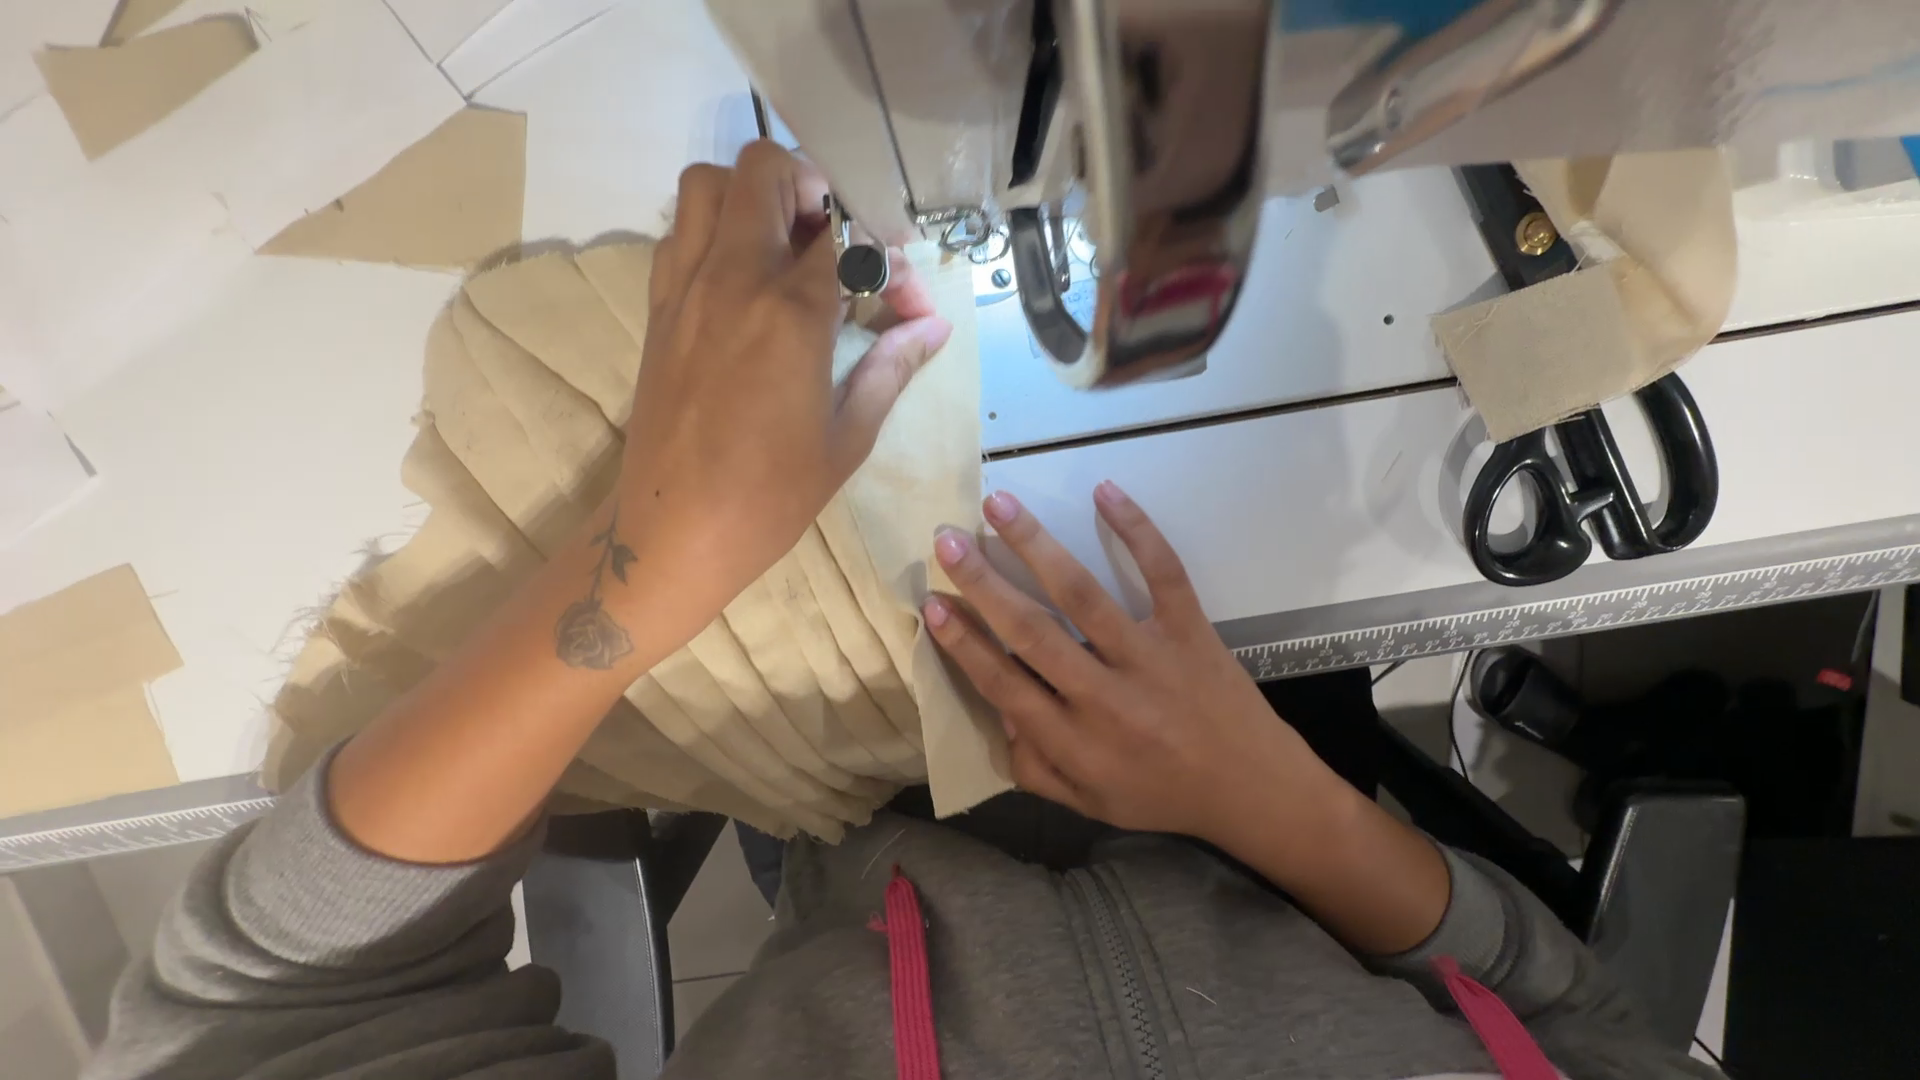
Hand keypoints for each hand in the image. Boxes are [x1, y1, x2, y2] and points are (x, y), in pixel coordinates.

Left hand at [622, 141, 952, 620]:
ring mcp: (685, 289)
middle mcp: (733, 280)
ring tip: (790, 246)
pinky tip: (747, 281)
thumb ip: (891, 367)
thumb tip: (931, 327)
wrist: (675, 530)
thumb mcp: (848, 437)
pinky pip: (681, 231)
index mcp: (791, 314)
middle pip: (767, 172)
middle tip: (842, 241)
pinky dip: (717, 229)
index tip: (903, 298)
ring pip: (709, 184)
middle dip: (817, 188)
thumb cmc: (771, 496)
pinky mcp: (658, 309)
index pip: (849, 238)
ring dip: (756, 195)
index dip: (887, 255)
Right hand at [921, 482, 1342, 846]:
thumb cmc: (1162, 794)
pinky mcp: (1189, 629)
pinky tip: (1105, 491)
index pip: (1003, 683)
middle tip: (946, 540)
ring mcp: (1149, 656)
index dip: (963, 643)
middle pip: (1031, 631)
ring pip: (1083, 594)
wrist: (1254, 789)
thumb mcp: (1088, 802)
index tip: (931, 602)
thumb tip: (996, 713)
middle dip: (983, 583)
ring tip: (999, 505)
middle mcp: (1105, 695)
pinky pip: (1162, 572)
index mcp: (1075, 740)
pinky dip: (1136, 530)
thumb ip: (1034, 766)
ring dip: (1036, 545)